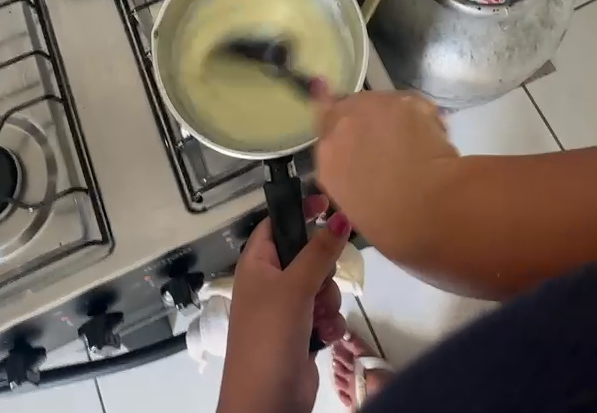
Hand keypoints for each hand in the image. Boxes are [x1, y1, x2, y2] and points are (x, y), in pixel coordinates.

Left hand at [217, 195, 350, 412]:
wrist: (267, 403)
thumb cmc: (270, 334)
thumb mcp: (295, 287)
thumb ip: (320, 251)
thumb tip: (340, 216)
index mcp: (256, 262)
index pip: (278, 223)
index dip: (300, 211)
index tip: (326, 203)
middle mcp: (270, 282)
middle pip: (307, 255)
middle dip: (322, 270)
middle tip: (319, 282)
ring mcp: (286, 308)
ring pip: (321, 285)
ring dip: (328, 300)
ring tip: (319, 317)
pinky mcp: (302, 332)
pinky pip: (325, 313)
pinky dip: (329, 322)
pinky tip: (324, 338)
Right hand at [312, 84, 462, 262]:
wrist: (432, 207)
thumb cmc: (396, 227)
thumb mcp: (358, 210)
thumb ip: (353, 182)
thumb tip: (365, 175)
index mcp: (327, 159)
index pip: (324, 129)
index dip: (337, 125)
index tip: (347, 128)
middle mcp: (342, 125)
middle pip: (350, 110)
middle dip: (367, 122)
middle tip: (391, 145)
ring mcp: (372, 106)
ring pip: (380, 104)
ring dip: (393, 119)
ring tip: (416, 145)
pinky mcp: (404, 98)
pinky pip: (410, 105)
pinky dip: (422, 119)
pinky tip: (435, 142)